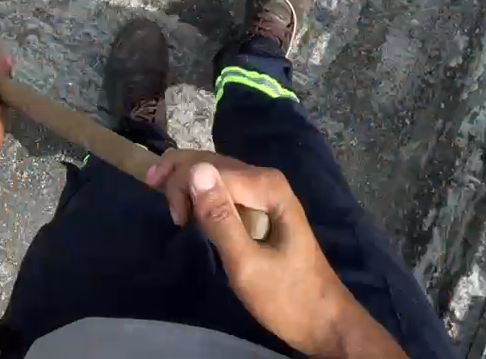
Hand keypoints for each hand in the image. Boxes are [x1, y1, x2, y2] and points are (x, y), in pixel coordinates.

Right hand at [147, 150, 401, 358]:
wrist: (326, 324)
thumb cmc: (287, 298)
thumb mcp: (246, 264)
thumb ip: (219, 217)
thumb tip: (193, 169)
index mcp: (266, 185)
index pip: (208, 167)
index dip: (182, 186)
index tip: (176, 222)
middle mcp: (265, 177)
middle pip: (210, 161)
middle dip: (178, 176)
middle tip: (158, 201)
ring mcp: (264, 190)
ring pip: (214, 171)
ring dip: (187, 183)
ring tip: (170, 207)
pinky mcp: (261, 205)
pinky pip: (224, 187)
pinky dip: (201, 194)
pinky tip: (189, 208)